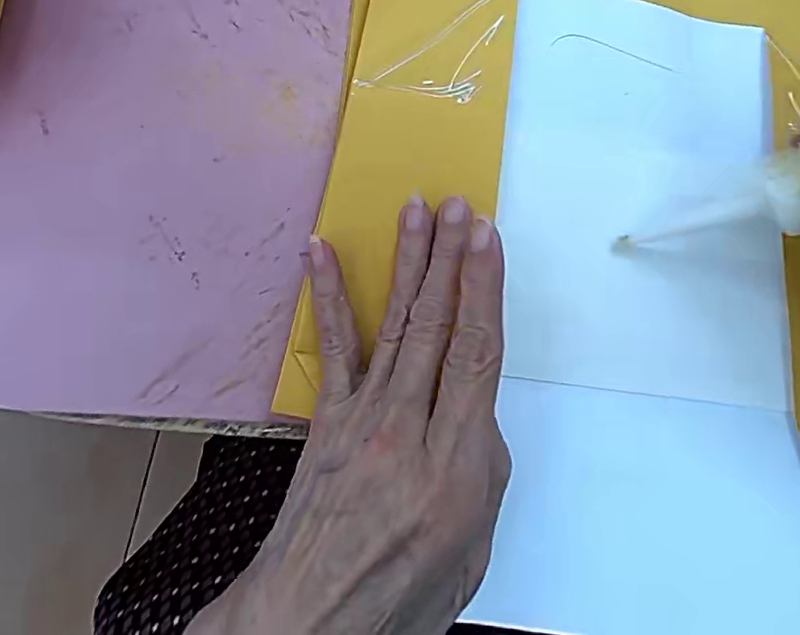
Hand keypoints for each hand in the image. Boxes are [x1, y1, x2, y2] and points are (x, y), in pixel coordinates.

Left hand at [190, 196, 510, 634]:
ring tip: (415, 210)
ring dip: (408, 261)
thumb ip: (485, 464)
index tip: (485, 237)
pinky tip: (320, 250)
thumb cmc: (404, 591)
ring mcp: (364, 414)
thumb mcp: (474, 544)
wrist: (313, 620)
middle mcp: (409, 426)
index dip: (483, 287)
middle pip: (437, 325)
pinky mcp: (330, 415)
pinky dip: (328, 292)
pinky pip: (334, 344)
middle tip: (455, 207)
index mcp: (456, 462)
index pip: (476, 353)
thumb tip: (476, 404)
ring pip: (395, 322)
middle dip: (449, 258)